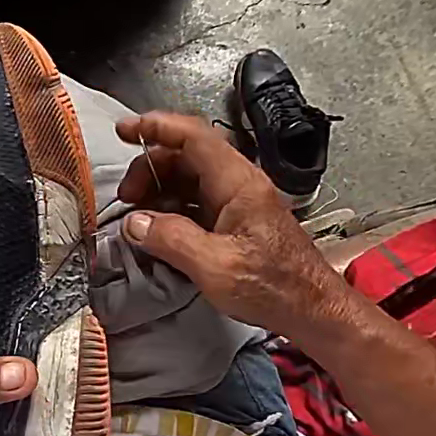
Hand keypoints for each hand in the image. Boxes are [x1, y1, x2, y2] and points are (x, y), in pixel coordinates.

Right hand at [115, 111, 357, 341]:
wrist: (310, 308)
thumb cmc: (274, 287)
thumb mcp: (215, 267)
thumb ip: (171, 240)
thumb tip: (134, 224)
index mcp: (237, 183)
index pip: (193, 136)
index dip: (156, 127)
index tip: (125, 130)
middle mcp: (237, 184)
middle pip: (185, 155)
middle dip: (150, 168)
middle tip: (127, 197)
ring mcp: (236, 202)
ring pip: (188, 178)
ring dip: (157, 190)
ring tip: (137, 216)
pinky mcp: (233, 221)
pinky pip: (194, 202)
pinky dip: (170, 208)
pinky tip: (157, 230)